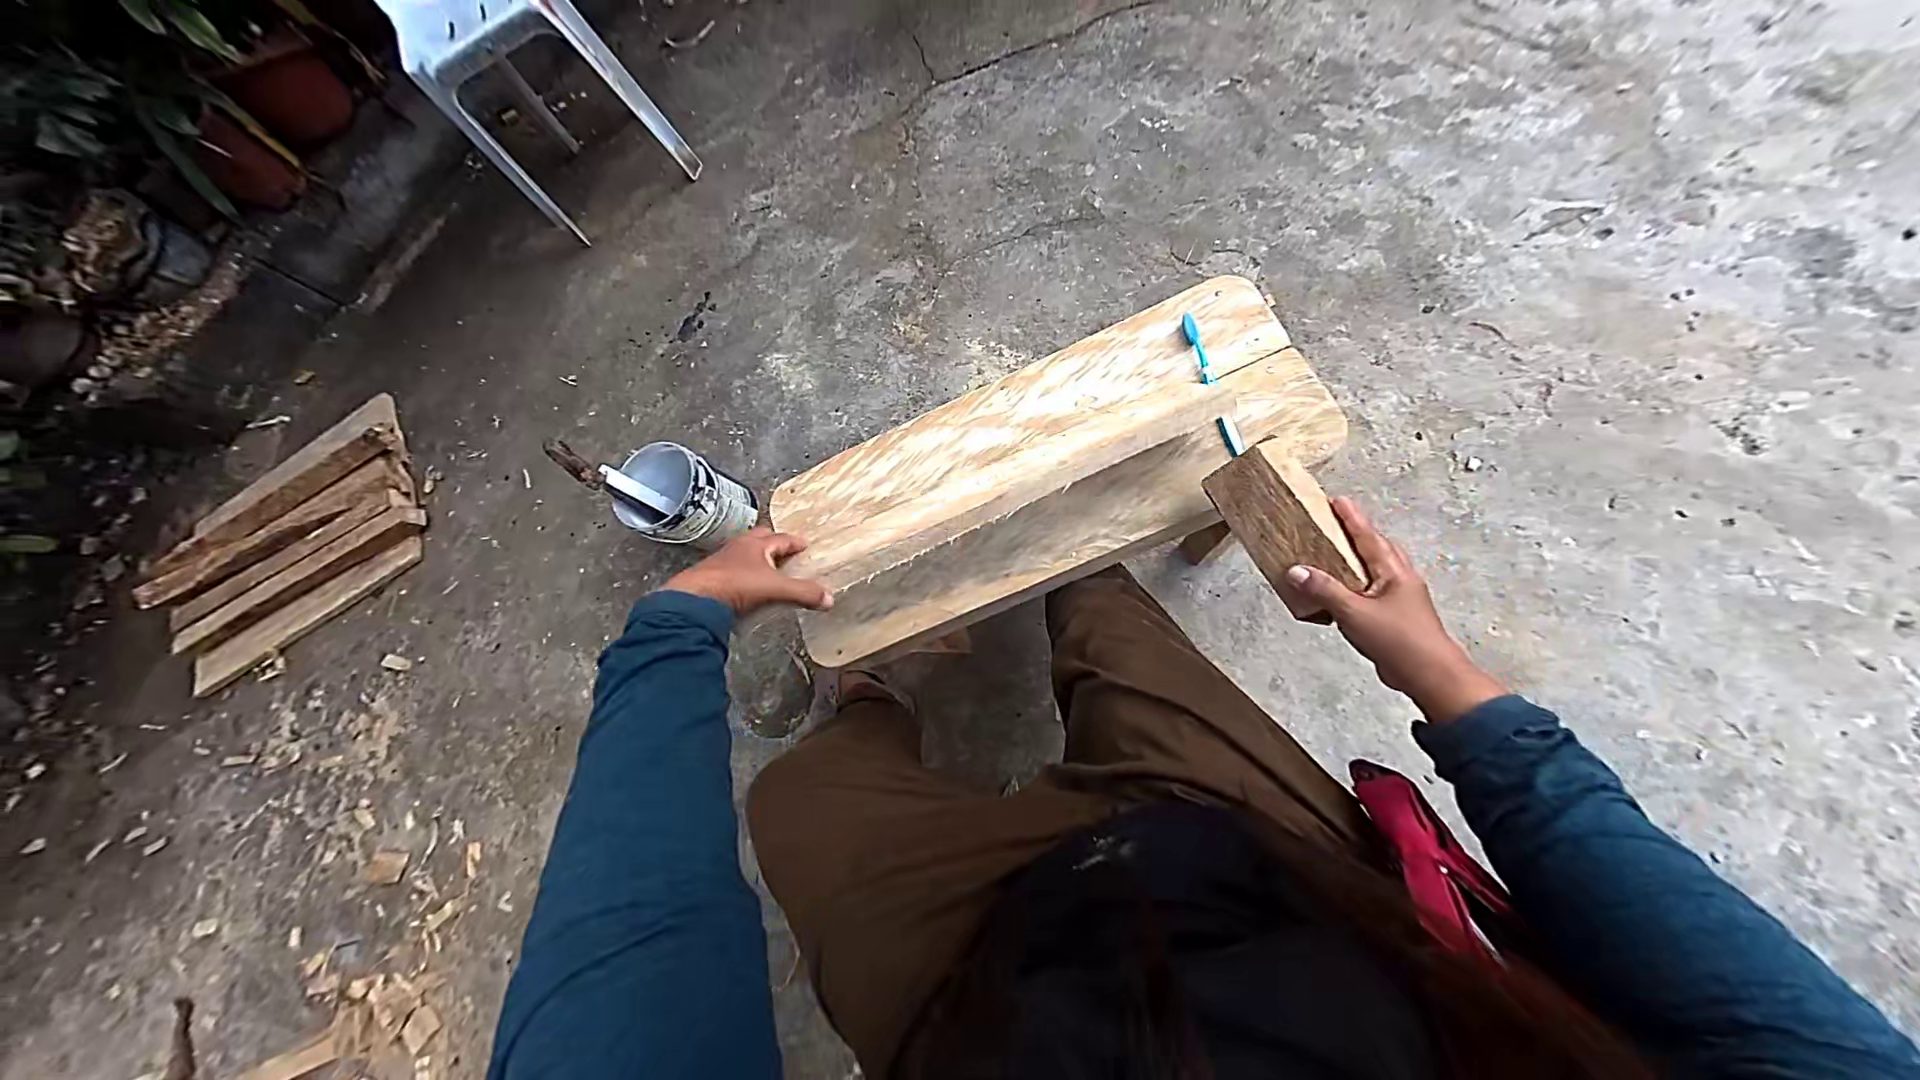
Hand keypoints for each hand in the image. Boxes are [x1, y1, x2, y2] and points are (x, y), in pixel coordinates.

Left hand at [660, 528, 832, 616]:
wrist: (693, 600)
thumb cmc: (735, 586)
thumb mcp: (776, 589)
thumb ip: (803, 593)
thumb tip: (829, 599)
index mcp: (756, 545)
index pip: (780, 538)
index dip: (794, 542)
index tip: (803, 543)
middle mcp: (738, 549)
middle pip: (758, 539)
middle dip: (772, 542)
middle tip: (784, 549)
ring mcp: (721, 562)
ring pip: (742, 554)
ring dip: (754, 558)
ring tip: (765, 567)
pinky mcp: (710, 578)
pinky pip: (730, 571)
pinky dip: (741, 574)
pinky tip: (744, 585)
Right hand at [1284, 499, 1505, 723]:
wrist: (1430, 676)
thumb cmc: (1399, 641)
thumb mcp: (1353, 612)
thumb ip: (1323, 590)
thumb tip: (1296, 571)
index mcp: (1394, 573)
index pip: (1368, 537)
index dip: (1352, 518)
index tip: (1337, 501)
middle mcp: (1400, 581)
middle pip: (1378, 548)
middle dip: (1359, 533)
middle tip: (1337, 522)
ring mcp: (1400, 599)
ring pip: (1377, 568)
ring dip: (1357, 557)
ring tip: (1335, 553)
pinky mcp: (1394, 616)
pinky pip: (1370, 589)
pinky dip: (1355, 582)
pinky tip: (1341, 591)